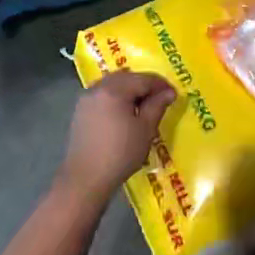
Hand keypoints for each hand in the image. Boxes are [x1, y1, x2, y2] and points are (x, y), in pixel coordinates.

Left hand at [57, 71, 175, 203]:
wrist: (86, 178)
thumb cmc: (121, 153)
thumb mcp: (145, 129)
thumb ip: (157, 105)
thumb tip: (168, 92)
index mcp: (114, 90)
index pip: (143, 79)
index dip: (161, 84)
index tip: (174, 94)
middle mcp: (97, 88)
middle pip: (126, 77)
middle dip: (144, 84)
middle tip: (160, 98)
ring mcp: (86, 99)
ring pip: (113, 85)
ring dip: (130, 90)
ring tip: (144, 105)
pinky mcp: (80, 111)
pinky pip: (103, 95)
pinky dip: (117, 98)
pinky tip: (125, 112)